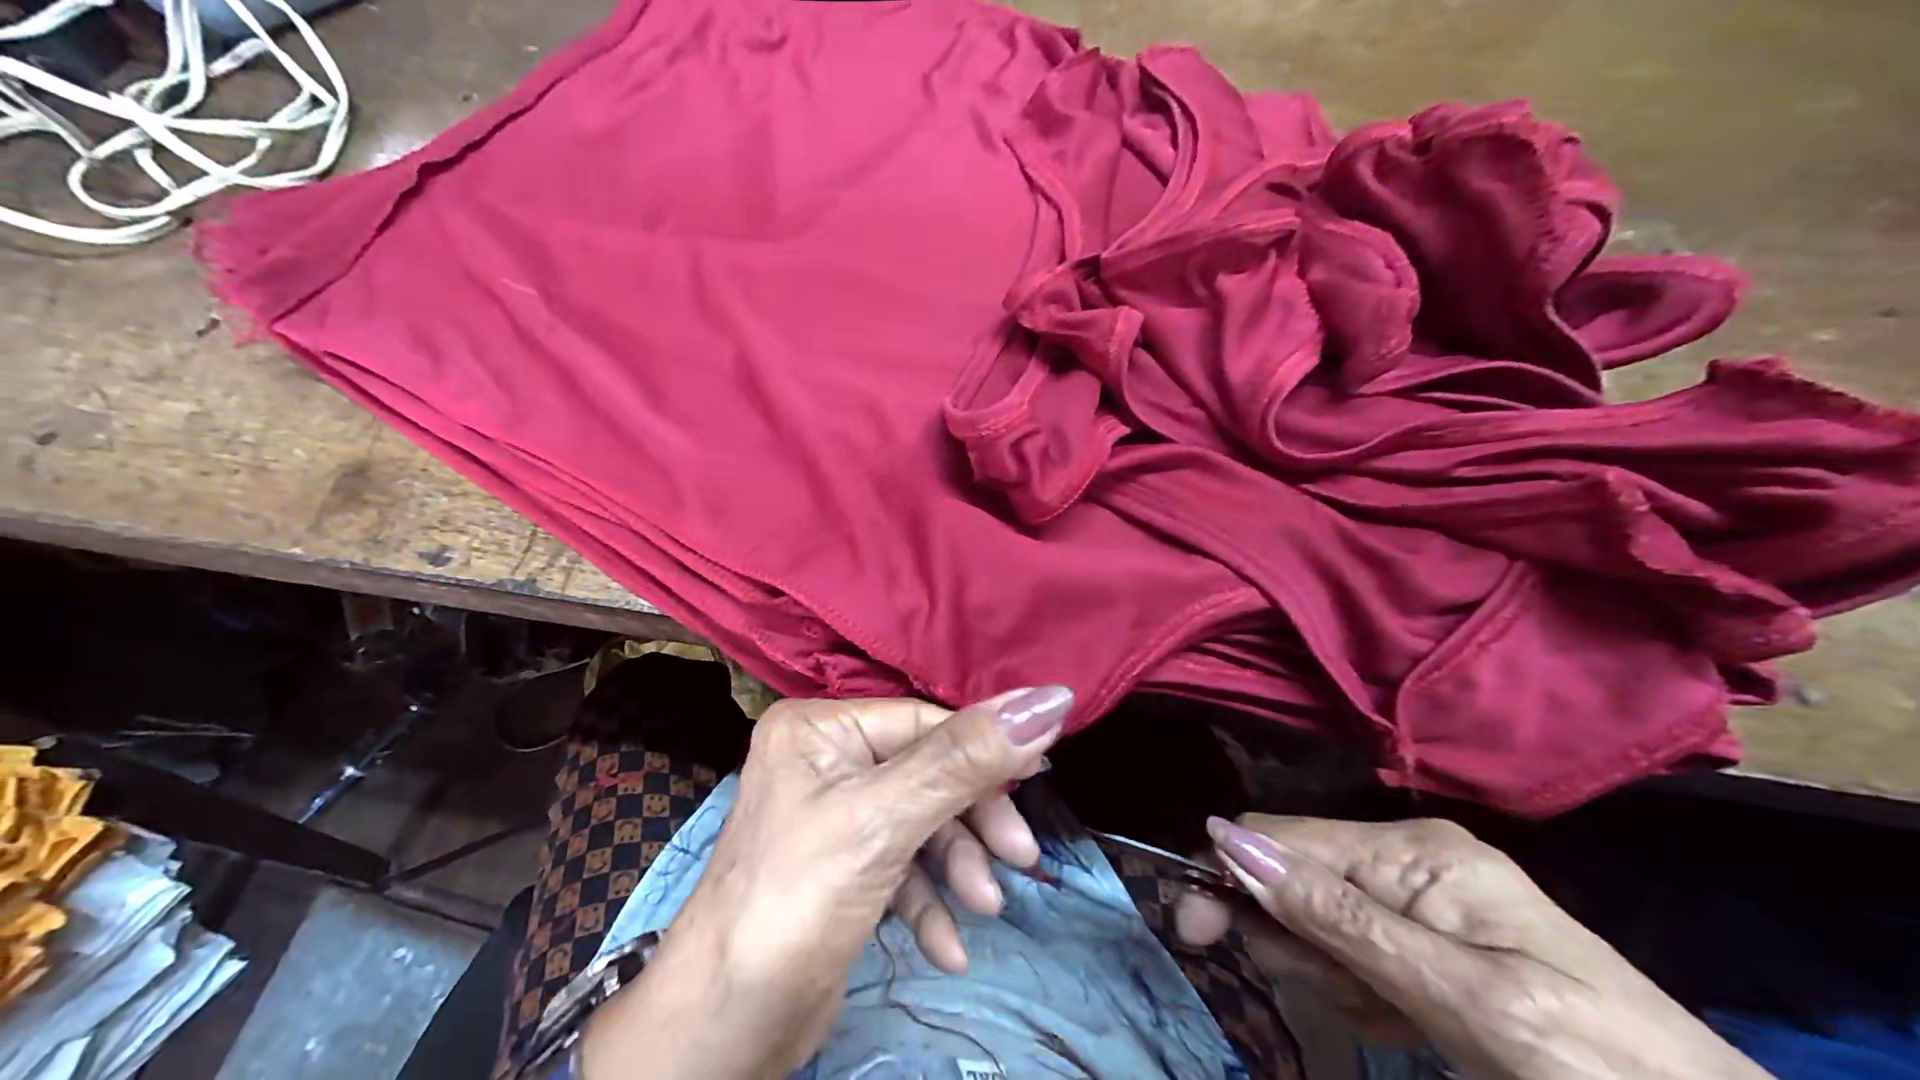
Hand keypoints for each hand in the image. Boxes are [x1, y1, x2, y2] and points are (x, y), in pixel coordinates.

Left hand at [580, 687, 1070, 1079]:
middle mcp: (823, 761)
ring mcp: (831, 815)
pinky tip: (948, 946)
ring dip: (957, 864)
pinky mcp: (840, 868)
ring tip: (986, 906)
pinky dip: (928, 900)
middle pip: (927, 772)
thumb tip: (1049, 699)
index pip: (924, 723)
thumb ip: (965, 760)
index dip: (984, 752)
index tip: (1042, 781)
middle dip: (973, 819)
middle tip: (1020, 858)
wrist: (720, 1032)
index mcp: (819, 728)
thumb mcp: (885, 820)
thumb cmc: (796, 901)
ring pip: (920, 821)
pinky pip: (899, 865)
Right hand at [1177, 815, 1773, 1079]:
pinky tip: (1397, 1024)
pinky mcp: (1430, 942)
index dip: (1231, 876)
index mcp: (1417, 851)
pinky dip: (1356, 991)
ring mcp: (1422, 901)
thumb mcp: (1461, 994)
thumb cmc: (1591, 1062)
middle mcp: (1411, 859)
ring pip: (1318, 920)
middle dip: (1289, 937)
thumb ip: (1339, 916)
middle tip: (1336, 999)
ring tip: (1385, 1020)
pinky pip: (1353, 952)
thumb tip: (1230, 840)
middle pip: (1297, 877)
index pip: (1286, 840)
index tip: (1192, 931)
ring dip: (1325, 973)